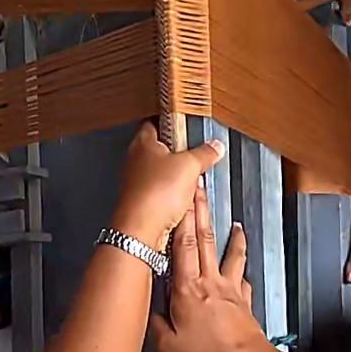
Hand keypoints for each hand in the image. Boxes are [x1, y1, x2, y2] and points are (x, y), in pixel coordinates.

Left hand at [109, 122, 225, 247]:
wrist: (141, 230)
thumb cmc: (154, 194)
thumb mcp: (190, 165)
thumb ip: (205, 153)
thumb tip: (215, 146)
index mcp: (142, 142)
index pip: (154, 122)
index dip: (170, 121)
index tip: (182, 121)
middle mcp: (135, 161)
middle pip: (160, 150)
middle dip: (178, 153)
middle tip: (194, 155)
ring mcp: (136, 184)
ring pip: (160, 174)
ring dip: (176, 177)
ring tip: (191, 181)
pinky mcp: (140, 204)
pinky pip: (160, 195)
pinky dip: (171, 197)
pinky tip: (181, 201)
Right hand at [151, 185, 275, 351]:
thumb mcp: (167, 348)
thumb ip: (156, 325)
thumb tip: (151, 314)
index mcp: (187, 290)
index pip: (182, 245)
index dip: (181, 218)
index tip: (180, 196)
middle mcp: (209, 283)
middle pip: (205, 239)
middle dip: (201, 211)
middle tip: (200, 190)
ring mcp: (229, 290)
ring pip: (228, 254)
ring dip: (229, 234)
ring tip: (233, 221)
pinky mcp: (243, 302)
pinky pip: (241, 277)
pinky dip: (241, 266)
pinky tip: (241, 265)